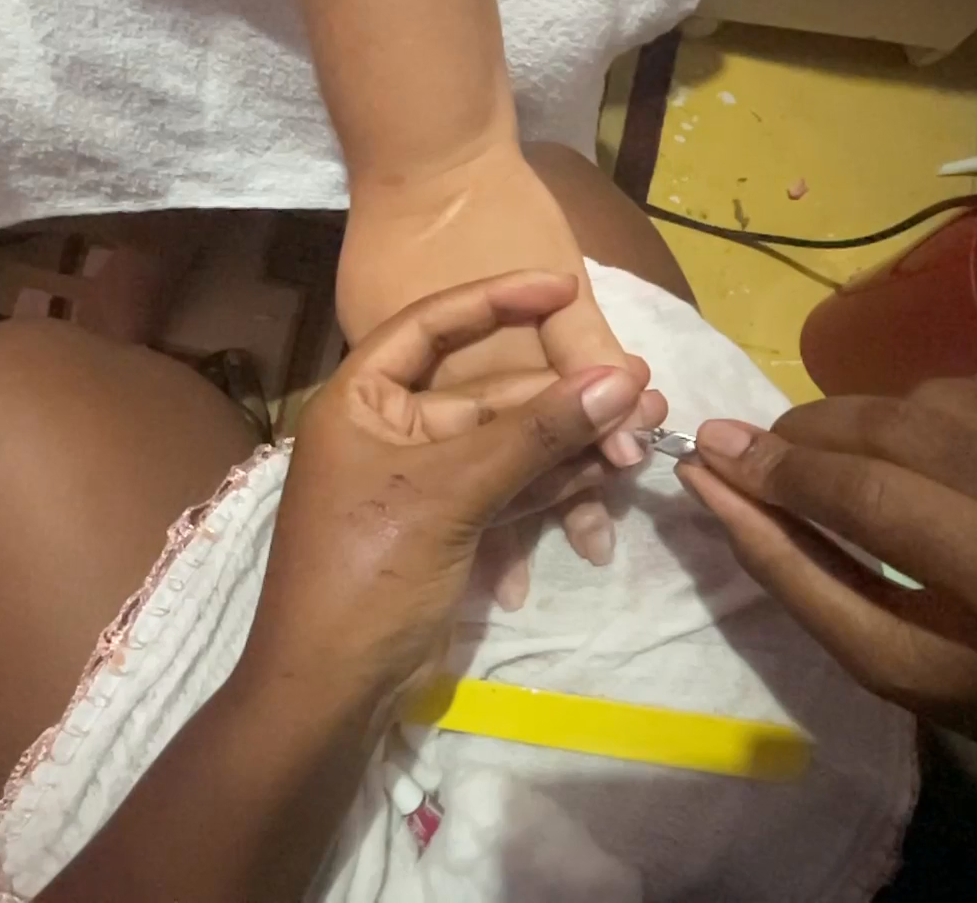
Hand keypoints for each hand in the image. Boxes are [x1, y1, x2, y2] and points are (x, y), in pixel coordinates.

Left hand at [250, 270, 649, 691]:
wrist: (334, 690)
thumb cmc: (368, 570)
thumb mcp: (451, 493)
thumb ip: (535, 433)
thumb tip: (622, 378)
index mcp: (364, 397)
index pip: (434, 324)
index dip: (499, 299)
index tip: (565, 286)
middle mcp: (390, 426)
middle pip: (487, 394)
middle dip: (561, 400)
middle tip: (642, 394)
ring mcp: (422, 477)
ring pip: (506, 445)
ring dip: (568, 446)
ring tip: (640, 443)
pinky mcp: (447, 521)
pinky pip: (505, 489)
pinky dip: (548, 490)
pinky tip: (600, 489)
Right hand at [678, 369, 976, 777]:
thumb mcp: (898, 665)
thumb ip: (792, 571)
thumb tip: (709, 477)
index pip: (877, 500)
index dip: (784, 470)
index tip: (716, 451)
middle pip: (908, 429)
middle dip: (814, 430)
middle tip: (774, 447)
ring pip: (946, 394)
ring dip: (878, 419)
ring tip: (870, 460)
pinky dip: (947, 405)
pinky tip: (951, 448)